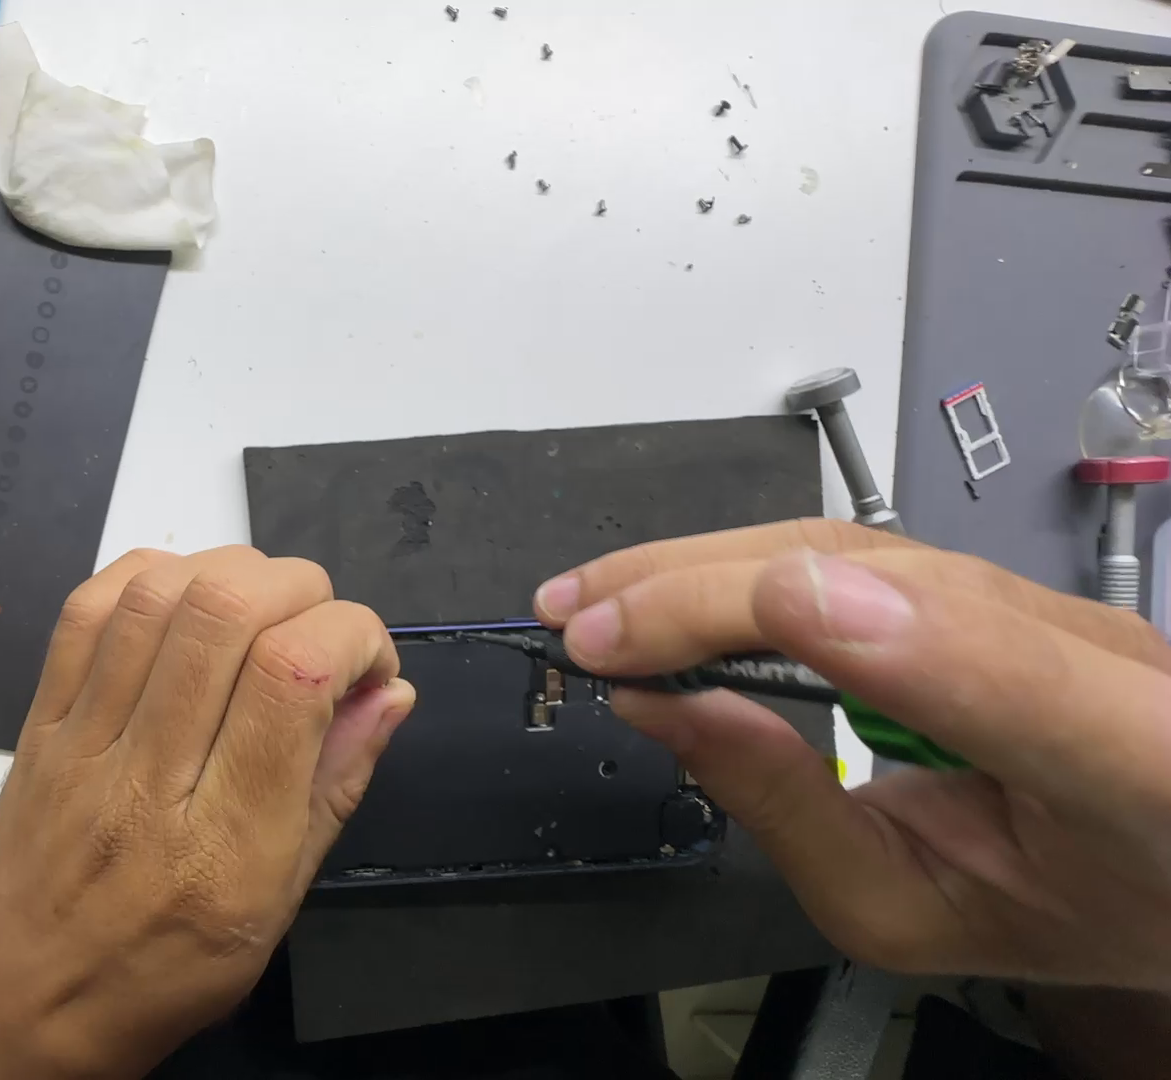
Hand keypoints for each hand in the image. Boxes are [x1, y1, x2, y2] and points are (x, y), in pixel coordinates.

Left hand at [0, 547, 414, 1078]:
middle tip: (315, 621)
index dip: (351, 634)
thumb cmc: (162, 969)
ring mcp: (82, 737)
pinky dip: (151, 573)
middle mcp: (149, 775)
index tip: (366, 659)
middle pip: (222, 613)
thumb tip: (390, 691)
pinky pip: (86, 608)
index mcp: (226, 842)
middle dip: (296, 586)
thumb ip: (336, 785)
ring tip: (257, 604)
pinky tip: (184, 595)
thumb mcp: (276, 903)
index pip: (292, 676)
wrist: (18, 999)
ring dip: (228, 571)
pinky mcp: (40, 716)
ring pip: (156, 596)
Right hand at [532, 519, 1170, 989]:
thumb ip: (782, 805)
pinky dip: (713, 561)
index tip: (726, 637)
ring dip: (687, 564)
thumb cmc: (1030, 897)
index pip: (1027, 688)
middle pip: (889, 580)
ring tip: (582, 601)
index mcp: (1140, 778)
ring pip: (835, 541)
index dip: (889, 642)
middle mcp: (1101, 658)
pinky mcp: (957, 570)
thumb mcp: (901, 903)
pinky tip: (644, 584)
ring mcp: (1031, 594)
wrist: (1148, 841)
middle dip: (708, 595)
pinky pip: (821, 545)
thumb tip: (654, 700)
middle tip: (577, 628)